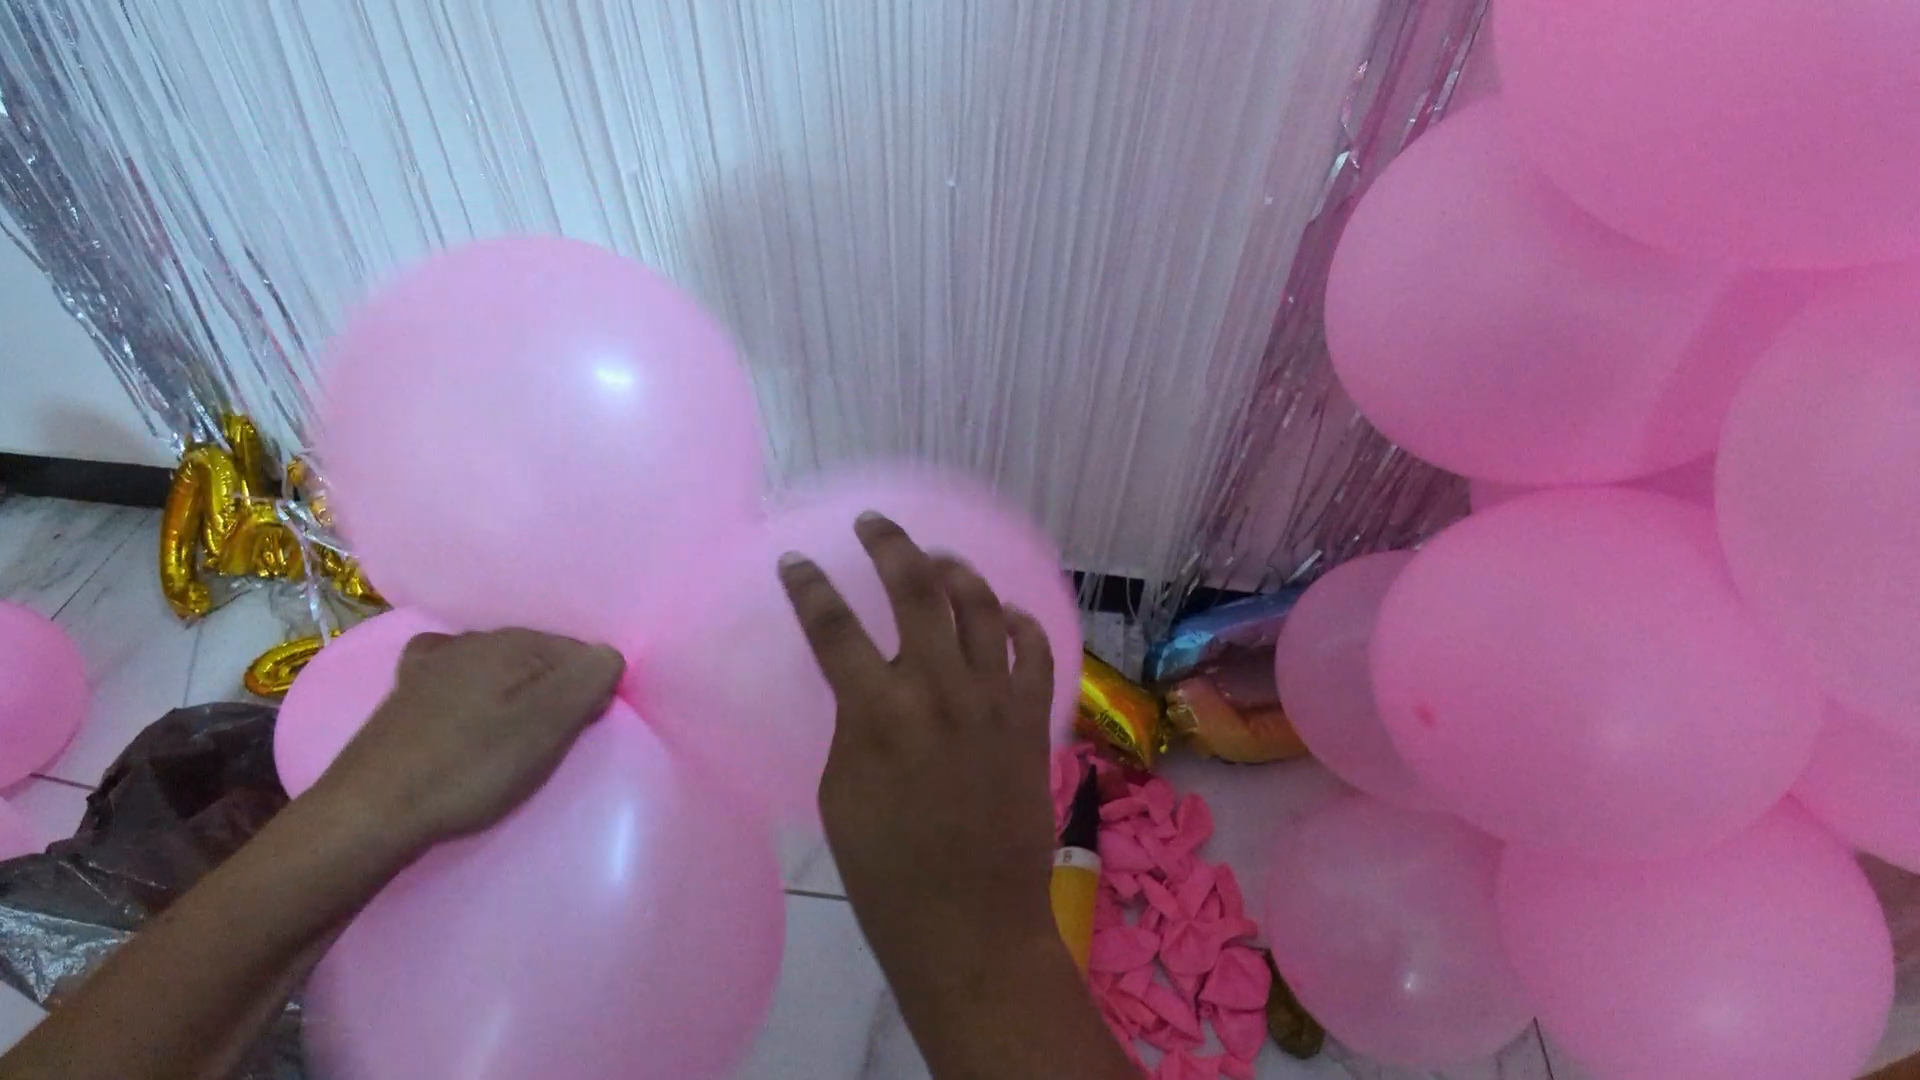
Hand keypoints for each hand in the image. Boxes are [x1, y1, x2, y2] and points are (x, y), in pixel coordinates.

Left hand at [308, 628, 624, 859]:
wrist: (368, 814)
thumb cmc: (470, 768)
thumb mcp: (548, 725)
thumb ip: (590, 678)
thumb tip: (608, 656)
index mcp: (516, 642)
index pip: (584, 654)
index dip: (591, 692)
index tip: (580, 731)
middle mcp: (477, 639)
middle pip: (545, 658)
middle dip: (557, 692)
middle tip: (549, 743)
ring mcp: (435, 662)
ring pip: (505, 667)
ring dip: (518, 694)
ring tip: (511, 738)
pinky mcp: (406, 691)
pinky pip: (459, 674)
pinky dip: (475, 687)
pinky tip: (468, 708)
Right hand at [778, 513, 1061, 985]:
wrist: (972, 925)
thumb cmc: (888, 873)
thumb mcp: (841, 793)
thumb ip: (854, 722)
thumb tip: (868, 684)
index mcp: (878, 713)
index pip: (833, 627)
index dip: (809, 587)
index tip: (796, 561)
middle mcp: (939, 689)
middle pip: (916, 589)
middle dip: (889, 544)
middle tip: (874, 523)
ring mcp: (994, 699)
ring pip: (981, 604)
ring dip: (956, 570)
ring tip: (937, 558)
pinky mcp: (1031, 719)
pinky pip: (1034, 649)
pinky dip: (1018, 623)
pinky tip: (1002, 614)